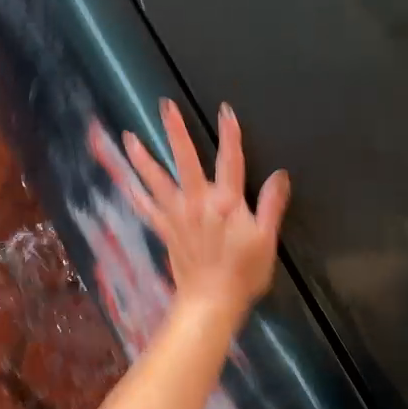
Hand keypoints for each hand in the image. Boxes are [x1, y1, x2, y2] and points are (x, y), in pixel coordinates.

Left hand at [122, 99, 290, 314]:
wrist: (211, 303)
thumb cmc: (244, 272)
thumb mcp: (267, 239)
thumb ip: (272, 205)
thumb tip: (280, 174)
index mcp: (227, 202)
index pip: (230, 160)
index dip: (229, 134)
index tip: (225, 110)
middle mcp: (199, 202)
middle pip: (185, 160)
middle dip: (175, 131)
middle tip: (163, 106)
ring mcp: (178, 216)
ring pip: (157, 180)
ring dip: (142, 158)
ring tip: (129, 137)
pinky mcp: (166, 231)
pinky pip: (148, 208)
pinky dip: (136, 194)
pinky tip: (127, 182)